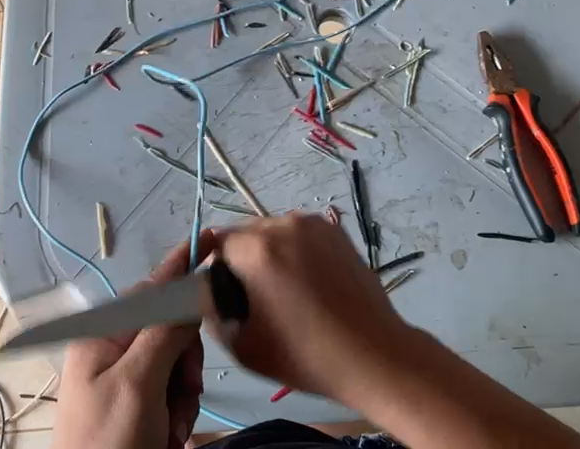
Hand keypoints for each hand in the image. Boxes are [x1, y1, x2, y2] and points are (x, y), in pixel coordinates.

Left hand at [51, 232, 214, 448]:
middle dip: (186, 359)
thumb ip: (164, 334)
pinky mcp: (138, 406)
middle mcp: (113, 350)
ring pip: (177, 362)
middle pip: (170, 328)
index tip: (211, 238)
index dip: (181, 264)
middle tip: (186, 394)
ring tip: (172, 426)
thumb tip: (187, 291)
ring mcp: (125, 380)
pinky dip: (179, 411)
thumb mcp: (137, 385)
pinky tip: (170, 435)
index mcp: (103, 336)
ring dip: (184, 392)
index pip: (151, 289)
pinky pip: (173, 391)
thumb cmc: (108, 444)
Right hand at [210, 212, 414, 402]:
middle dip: (241, 259)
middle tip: (254, 297)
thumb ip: (212, 312)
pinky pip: (299, 234)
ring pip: (273, 231)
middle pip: (245, 233)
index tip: (224, 293)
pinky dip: (295, 251)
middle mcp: (284, 225)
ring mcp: (313, 224)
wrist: (374, 355)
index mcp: (257, 249)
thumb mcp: (244, 346)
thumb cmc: (306, 355)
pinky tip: (307, 282)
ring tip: (284, 291)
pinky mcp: (335, 231)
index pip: (217, 242)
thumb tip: (206, 292)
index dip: (215, 267)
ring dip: (268, 253)